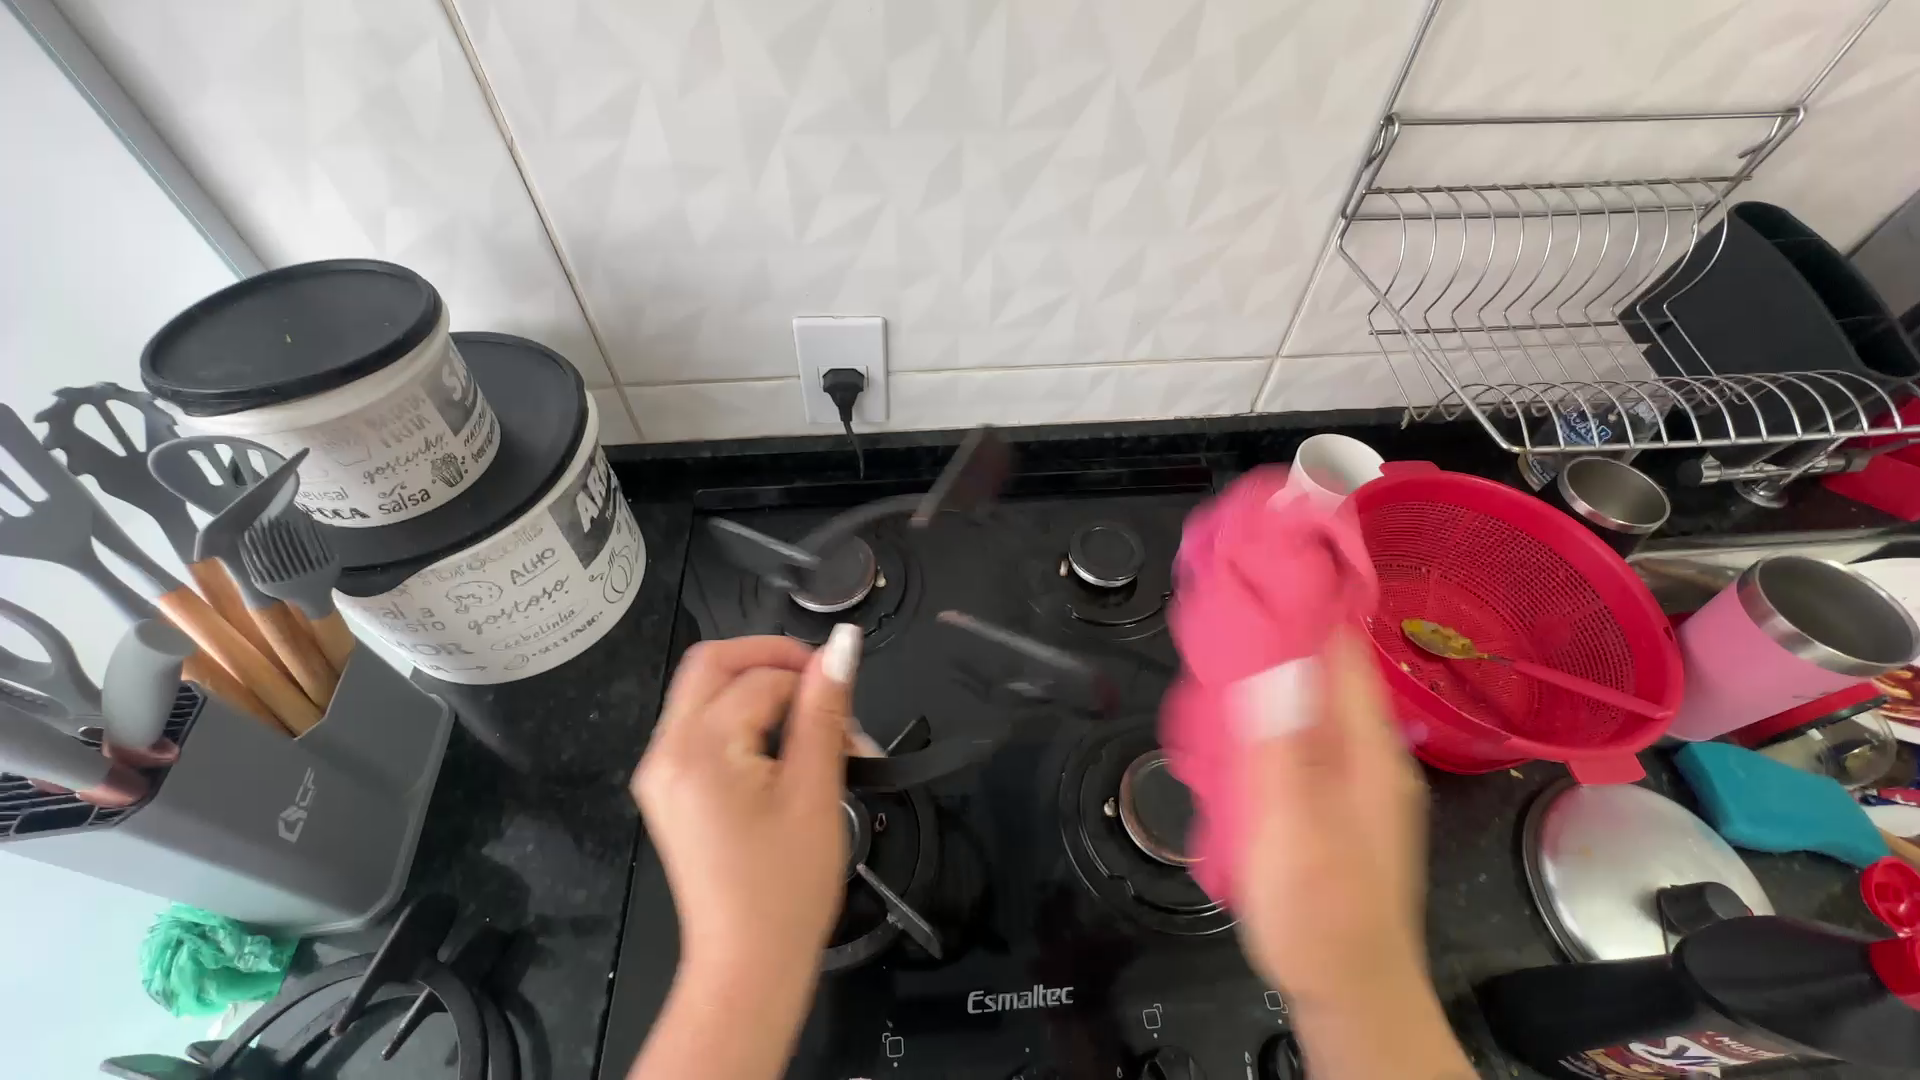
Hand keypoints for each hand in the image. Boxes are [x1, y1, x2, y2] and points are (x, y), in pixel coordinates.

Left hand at [631, 626, 859, 991]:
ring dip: (760, 691)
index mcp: (698, 750)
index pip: (759, 678)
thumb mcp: (816, 790)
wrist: (747, 966)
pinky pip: (702, 726)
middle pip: (712, 664)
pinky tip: (782, 748)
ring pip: (706, 691)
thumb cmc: (786, 886)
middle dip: (773, 660)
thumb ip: (825, 709)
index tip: (848, 707)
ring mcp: (661, 771)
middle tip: (823, 686)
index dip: (810, 679)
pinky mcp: (670, 789)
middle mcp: (665, 751)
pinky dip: (743, 719)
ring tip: (811, 727)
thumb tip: (843, 645)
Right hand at [1233, 630, 1472, 1078]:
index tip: (1262, 559)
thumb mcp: (1296, 832)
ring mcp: (1347, 772)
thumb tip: (1274, 664)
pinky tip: (1234, 698)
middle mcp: (1364, 750)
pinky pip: (1297, 724)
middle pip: (1324, 664)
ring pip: (1309, 693)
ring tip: (1224, 628)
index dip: (1305, 598)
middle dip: (1279, 620)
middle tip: (1228, 587)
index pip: (1341, 648)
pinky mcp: (1327, 792)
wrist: (1348, 991)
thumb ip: (1284, 748)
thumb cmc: (1320, 918)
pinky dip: (1267, 698)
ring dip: (1272, 657)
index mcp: (1365, 750)